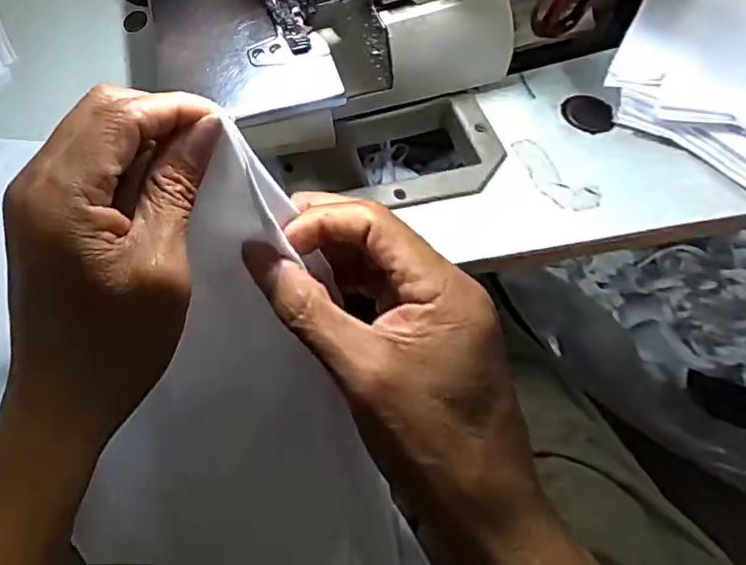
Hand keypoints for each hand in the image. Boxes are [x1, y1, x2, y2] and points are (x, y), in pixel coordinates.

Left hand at [0, 87, 220, 564]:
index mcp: (60, 191)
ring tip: (186, 157)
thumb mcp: (160, 261)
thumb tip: (207, 126)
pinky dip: (123, 153)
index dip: (174, 108)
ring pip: (93, 126)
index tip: (221, 126)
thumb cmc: (116, 345)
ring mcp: (31, 192)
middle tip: (204, 141)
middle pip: (101, 108)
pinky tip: (155, 176)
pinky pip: (85, 155)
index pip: (120, 114)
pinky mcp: (38, 208)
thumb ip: (177, 183)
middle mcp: (35, 178)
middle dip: (158, 113)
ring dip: (142, 131)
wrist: (59, 407)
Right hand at [245, 195, 588, 564]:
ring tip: (280, 271)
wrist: (486, 525)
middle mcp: (442, 287)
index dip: (322, 221)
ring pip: (373, 268)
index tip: (276, 242)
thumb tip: (259, 257)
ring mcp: (434, 314)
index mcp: (443, 284)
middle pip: (375, 238)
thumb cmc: (432, 445)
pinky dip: (341, 296)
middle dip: (321, 236)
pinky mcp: (422, 339)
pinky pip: (376, 298)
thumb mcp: (362, 373)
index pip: (376, 223)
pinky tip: (309, 303)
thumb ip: (309, 310)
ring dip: (328, 266)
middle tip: (268, 246)